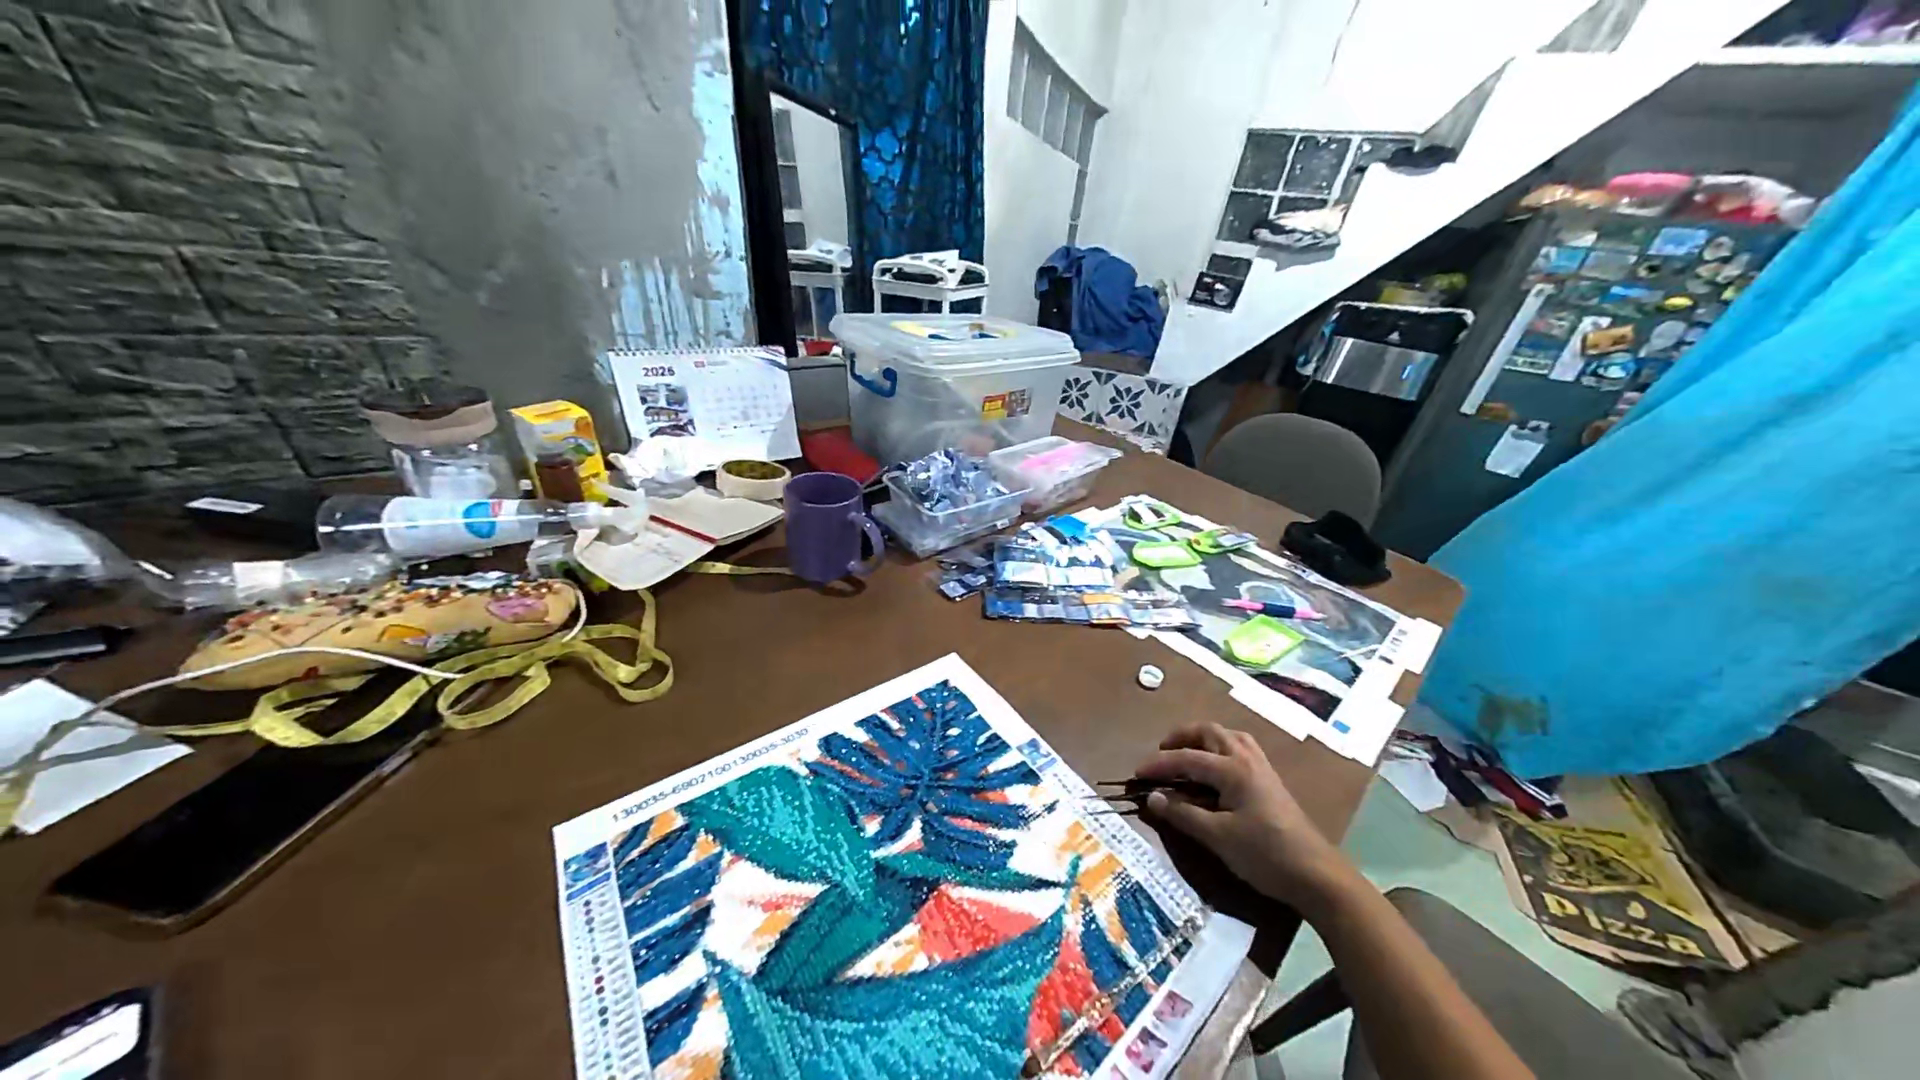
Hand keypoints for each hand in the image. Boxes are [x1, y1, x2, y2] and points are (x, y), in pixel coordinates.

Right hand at [1136, 722, 1355, 913]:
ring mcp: (1261, 767)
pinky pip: (1239, 748)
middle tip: (1162, 754)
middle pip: (1208, 732)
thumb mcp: (1218, 837)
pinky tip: (1215, 769)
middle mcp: (1246, 758)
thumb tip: (1153, 797)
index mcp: (1232, 768)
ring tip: (1186, 755)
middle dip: (1181, 737)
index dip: (1159, 764)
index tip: (1137, 774)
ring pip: (1227, 736)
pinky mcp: (1270, 780)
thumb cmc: (1265, 854)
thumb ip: (1183, 814)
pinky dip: (1219, 749)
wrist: (1317, 875)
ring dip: (1202, 740)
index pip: (1186, 758)